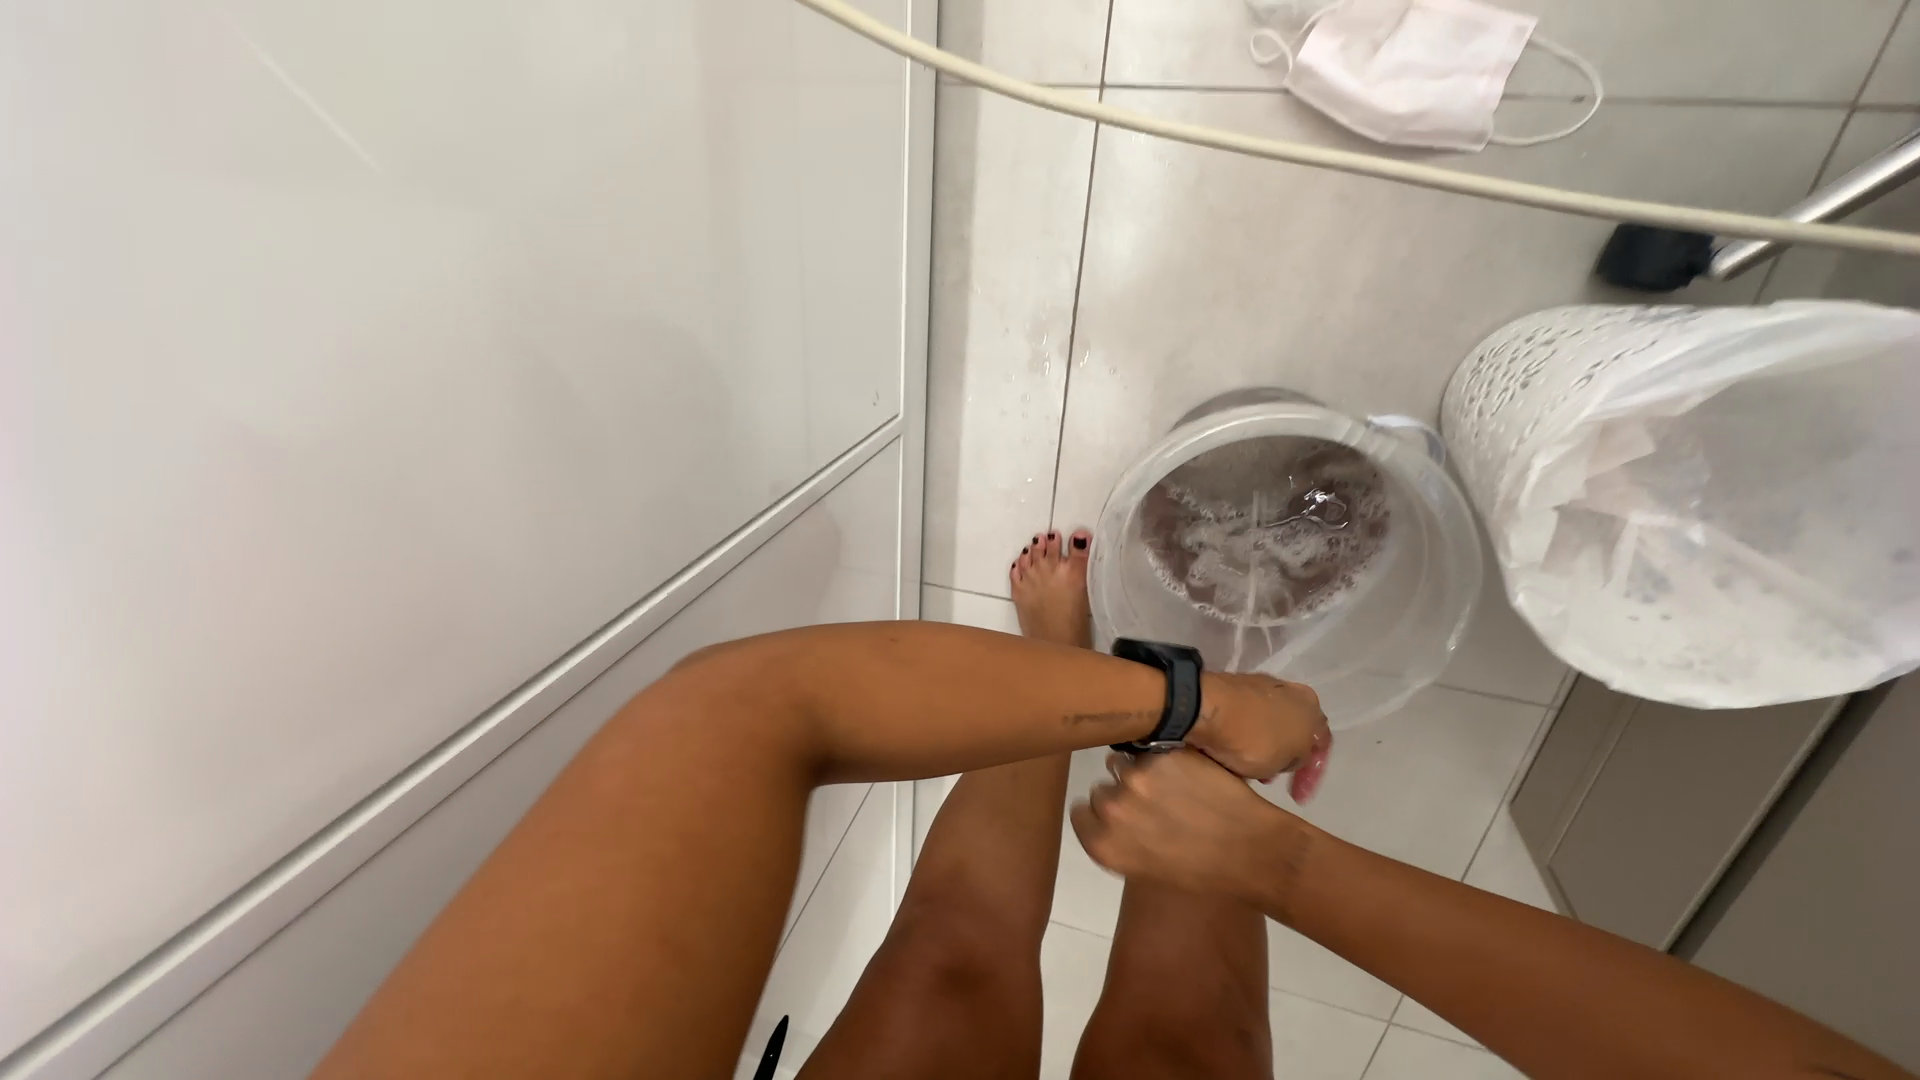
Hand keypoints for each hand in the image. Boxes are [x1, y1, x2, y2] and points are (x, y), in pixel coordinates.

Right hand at [1070, 749, 1312, 905]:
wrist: (1252, 852)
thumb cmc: (1202, 872)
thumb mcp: (1146, 868)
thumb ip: (1119, 839)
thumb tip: (1105, 814)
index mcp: (1104, 844)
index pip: (1080, 813)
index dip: (1099, 813)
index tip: (1121, 815)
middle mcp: (1111, 810)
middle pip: (1100, 789)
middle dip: (1121, 793)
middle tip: (1152, 805)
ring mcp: (1134, 779)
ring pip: (1121, 764)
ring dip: (1138, 772)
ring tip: (1170, 786)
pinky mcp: (1159, 757)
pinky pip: (1149, 751)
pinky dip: (1164, 759)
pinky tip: (1186, 775)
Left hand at [1187, 672, 1331, 800]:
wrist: (1205, 706)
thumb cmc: (1253, 737)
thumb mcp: (1286, 762)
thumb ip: (1296, 759)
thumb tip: (1288, 755)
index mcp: (1311, 705)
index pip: (1322, 745)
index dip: (1312, 775)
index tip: (1298, 797)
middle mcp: (1290, 690)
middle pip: (1293, 731)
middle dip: (1285, 758)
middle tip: (1272, 780)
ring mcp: (1259, 685)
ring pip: (1268, 725)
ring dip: (1263, 748)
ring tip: (1249, 770)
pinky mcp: (1231, 687)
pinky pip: (1244, 718)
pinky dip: (1243, 735)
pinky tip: (1233, 751)